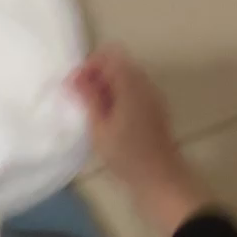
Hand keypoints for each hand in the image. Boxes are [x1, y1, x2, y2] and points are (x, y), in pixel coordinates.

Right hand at [69, 45, 209, 236]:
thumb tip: (76, 77)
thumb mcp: (100, 127)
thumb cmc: (128, 156)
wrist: (162, 181)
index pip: (109, 55)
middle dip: (95, 76)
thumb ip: (88, 98)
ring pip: (124, 79)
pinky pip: (132, 92)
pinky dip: (117, 98)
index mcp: (131, 84)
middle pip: (117, 64)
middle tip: (78, 99)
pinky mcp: (154, 110)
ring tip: (90, 111)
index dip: (88, 66)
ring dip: (105, 88)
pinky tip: (106, 120)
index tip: (74, 87)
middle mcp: (145, 85)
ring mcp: (152, 97)